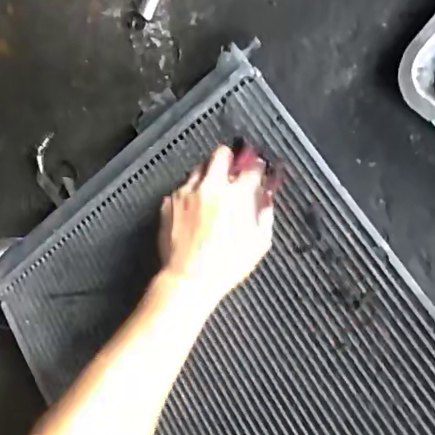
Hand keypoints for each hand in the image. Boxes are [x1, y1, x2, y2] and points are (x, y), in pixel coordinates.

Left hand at [156, 143, 276, 309]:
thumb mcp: (259, 243)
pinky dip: (191, 194)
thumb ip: (265, 213)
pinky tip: (196, 209)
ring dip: (208, 176)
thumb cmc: (224, 266)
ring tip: (213, 193)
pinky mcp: (169, 203)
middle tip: (233, 172)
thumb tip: (266, 198)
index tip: (257, 171)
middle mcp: (209, 188)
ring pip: (198, 169)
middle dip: (229, 160)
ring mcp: (186, 194)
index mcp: (235, 195)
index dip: (256, 168)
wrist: (188, 279)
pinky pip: (182, 189)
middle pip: (221, 154)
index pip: (251, 167)